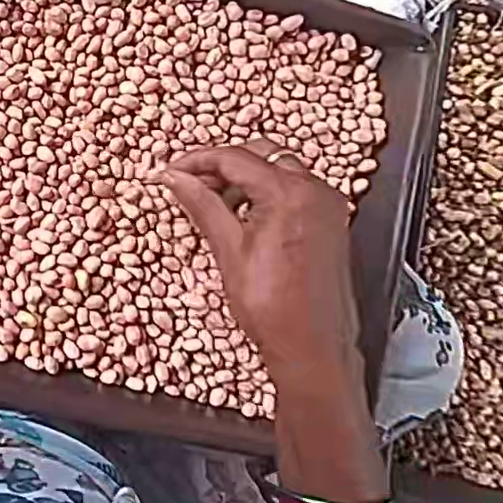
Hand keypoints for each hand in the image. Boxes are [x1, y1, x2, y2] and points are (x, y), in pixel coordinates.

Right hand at [158, 139, 362, 397]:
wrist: (313, 348)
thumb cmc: (274, 307)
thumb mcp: (227, 249)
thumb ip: (201, 204)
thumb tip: (175, 178)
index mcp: (290, 194)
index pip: (234, 157)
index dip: (196, 161)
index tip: (172, 172)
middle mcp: (315, 192)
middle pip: (258, 154)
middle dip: (219, 165)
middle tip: (188, 184)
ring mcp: (327, 207)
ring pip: (276, 169)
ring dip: (241, 178)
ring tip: (209, 201)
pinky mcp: (330, 224)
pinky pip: (292, 190)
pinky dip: (262, 192)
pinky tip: (238, 215)